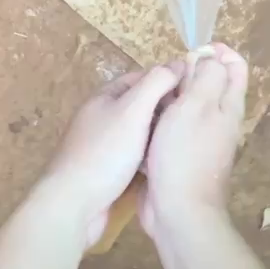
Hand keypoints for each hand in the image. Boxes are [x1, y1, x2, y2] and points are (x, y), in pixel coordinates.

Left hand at [33, 62, 182, 249]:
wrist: (74, 205)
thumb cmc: (105, 153)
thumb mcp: (133, 110)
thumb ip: (155, 84)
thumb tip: (179, 63)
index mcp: (106, 95)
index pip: (144, 77)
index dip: (169, 81)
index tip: (196, 92)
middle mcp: (103, 116)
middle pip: (143, 105)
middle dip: (166, 110)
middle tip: (194, 120)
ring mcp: (104, 144)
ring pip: (141, 133)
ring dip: (160, 136)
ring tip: (185, 142)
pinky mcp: (107, 170)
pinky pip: (135, 157)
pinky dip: (150, 158)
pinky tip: (166, 165)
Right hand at [139, 42, 248, 237]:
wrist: (179, 212)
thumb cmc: (185, 154)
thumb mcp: (196, 106)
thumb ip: (205, 77)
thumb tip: (208, 56)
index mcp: (227, 106)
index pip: (234, 66)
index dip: (217, 51)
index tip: (191, 50)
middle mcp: (218, 120)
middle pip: (209, 83)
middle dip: (188, 71)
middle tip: (165, 76)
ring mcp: (201, 138)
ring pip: (188, 104)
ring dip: (171, 94)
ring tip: (151, 95)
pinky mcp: (182, 154)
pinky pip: (173, 125)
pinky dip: (161, 116)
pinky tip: (144, 118)